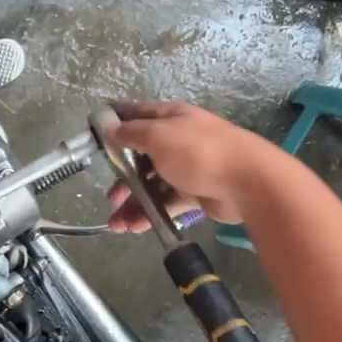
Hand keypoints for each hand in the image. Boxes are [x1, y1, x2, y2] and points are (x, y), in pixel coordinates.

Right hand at [104, 100, 278, 233]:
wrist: (247, 182)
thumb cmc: (199, 152)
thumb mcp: (159, 136)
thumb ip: (131, 133)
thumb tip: (110, 127)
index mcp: (171, 118)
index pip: (137, 115)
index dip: (115, 123)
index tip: (94, 136)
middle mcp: (178, 140)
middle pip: (142, 157)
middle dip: (123, 178)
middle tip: (110, 196)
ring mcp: (187, 167)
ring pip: (152, 184)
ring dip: (134, 203)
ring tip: (117, 224)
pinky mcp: (195, 192)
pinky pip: (166, 202)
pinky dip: (151, 213)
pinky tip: (135, 227)